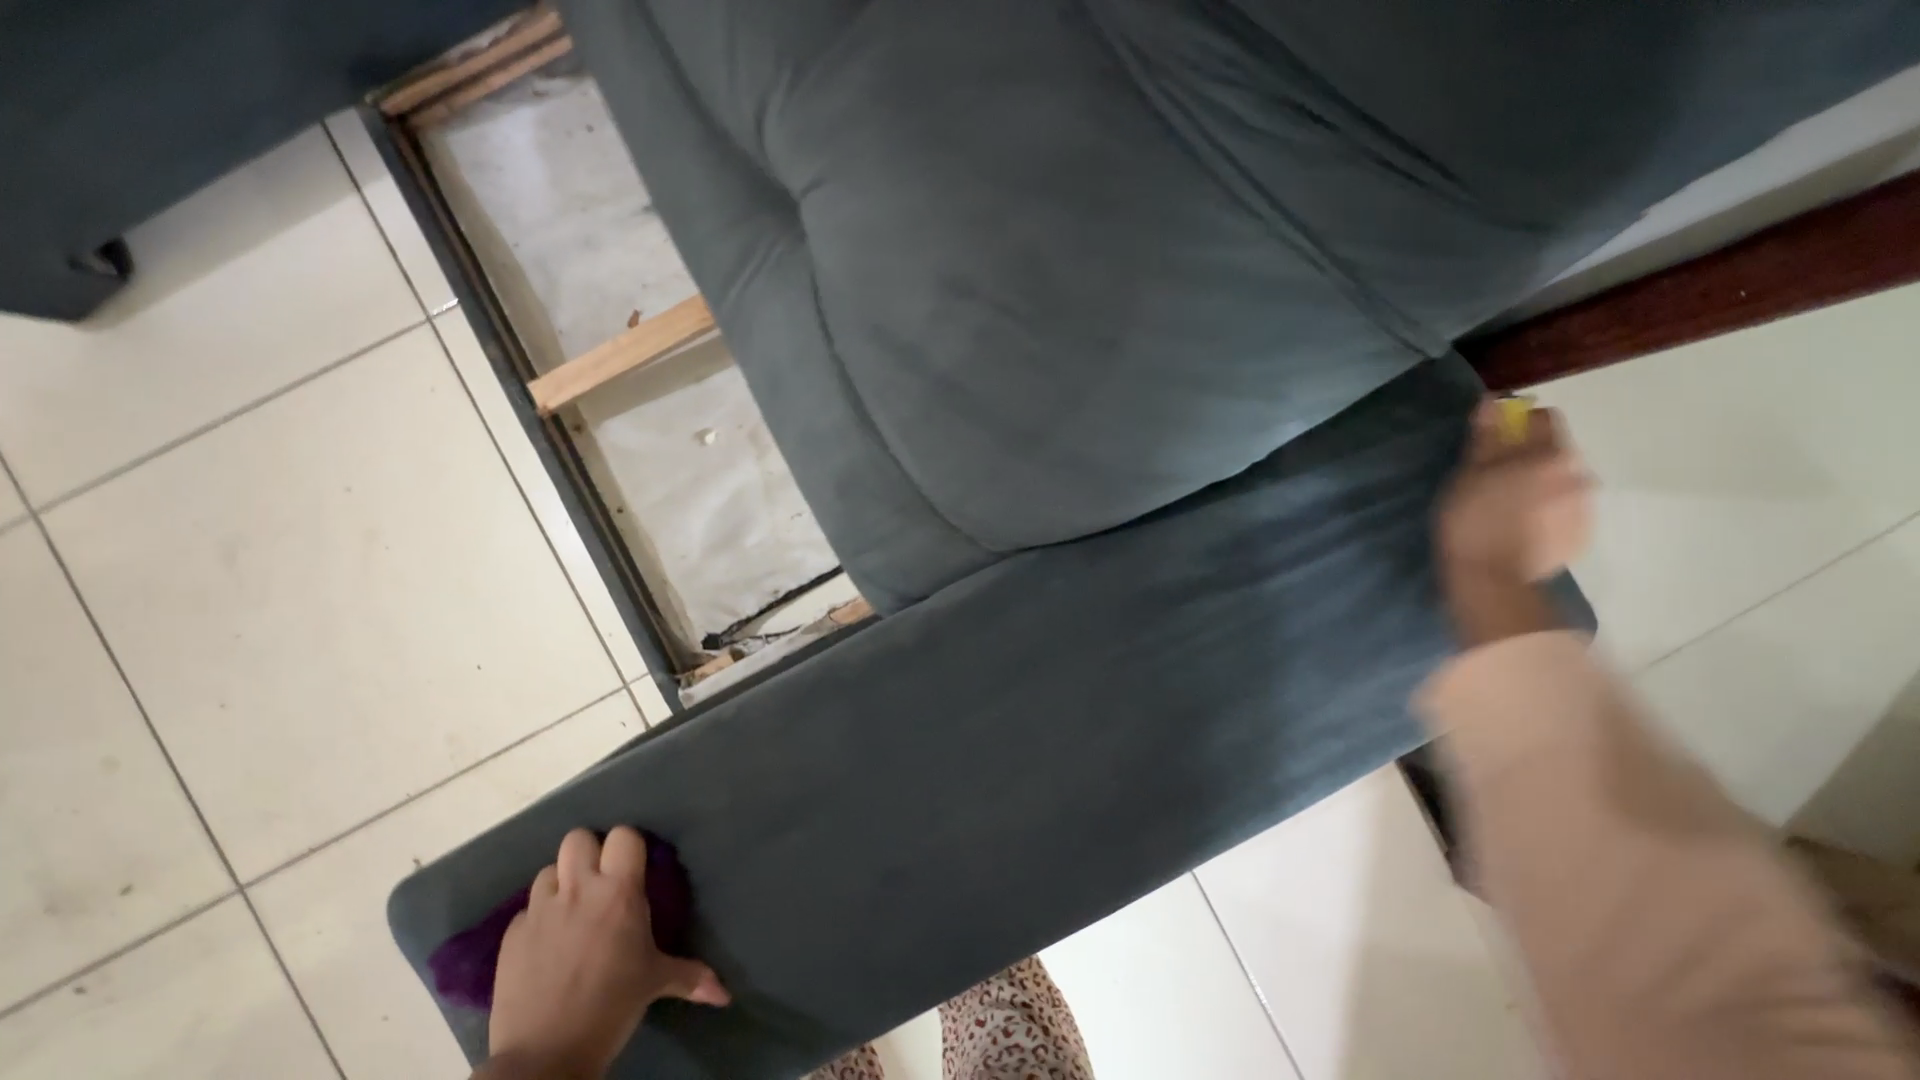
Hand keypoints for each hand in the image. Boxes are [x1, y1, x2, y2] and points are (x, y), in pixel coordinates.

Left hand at [487, 827, 729, 1079]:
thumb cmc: (612, 1007)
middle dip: (590, 852)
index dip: (629, 846)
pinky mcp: (510, 935)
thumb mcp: (655, 984)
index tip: (635, 868)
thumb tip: (724, 994)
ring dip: (562, 882)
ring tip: (572, 909)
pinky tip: (547, 944)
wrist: (545, 1054)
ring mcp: (539, 910)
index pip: (623, 836)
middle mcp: (577, 891)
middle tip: (601, 880)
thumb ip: (691, 976)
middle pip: (578, 838)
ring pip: (548, 869)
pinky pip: (526, 910)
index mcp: (618, 894)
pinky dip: (538, 918)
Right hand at [1437, 399, 1592, 585]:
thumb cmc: (1473, 521)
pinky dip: (1549, 514)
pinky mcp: (1583, 536)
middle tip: (1497, 482)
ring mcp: (1586, 508)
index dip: (1518, 425)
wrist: (1493, 581)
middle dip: (1531, 460)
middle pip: (1556, 453)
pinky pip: (1566, 513)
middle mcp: (1580, 475)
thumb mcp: (1470, 473)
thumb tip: (1494, 402)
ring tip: (1510, 511)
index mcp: (1552, 455)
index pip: (1544, 419)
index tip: (1495, 443)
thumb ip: (1488, 436)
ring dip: (1542, 487)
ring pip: (1563, 483)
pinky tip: (1523, 531)